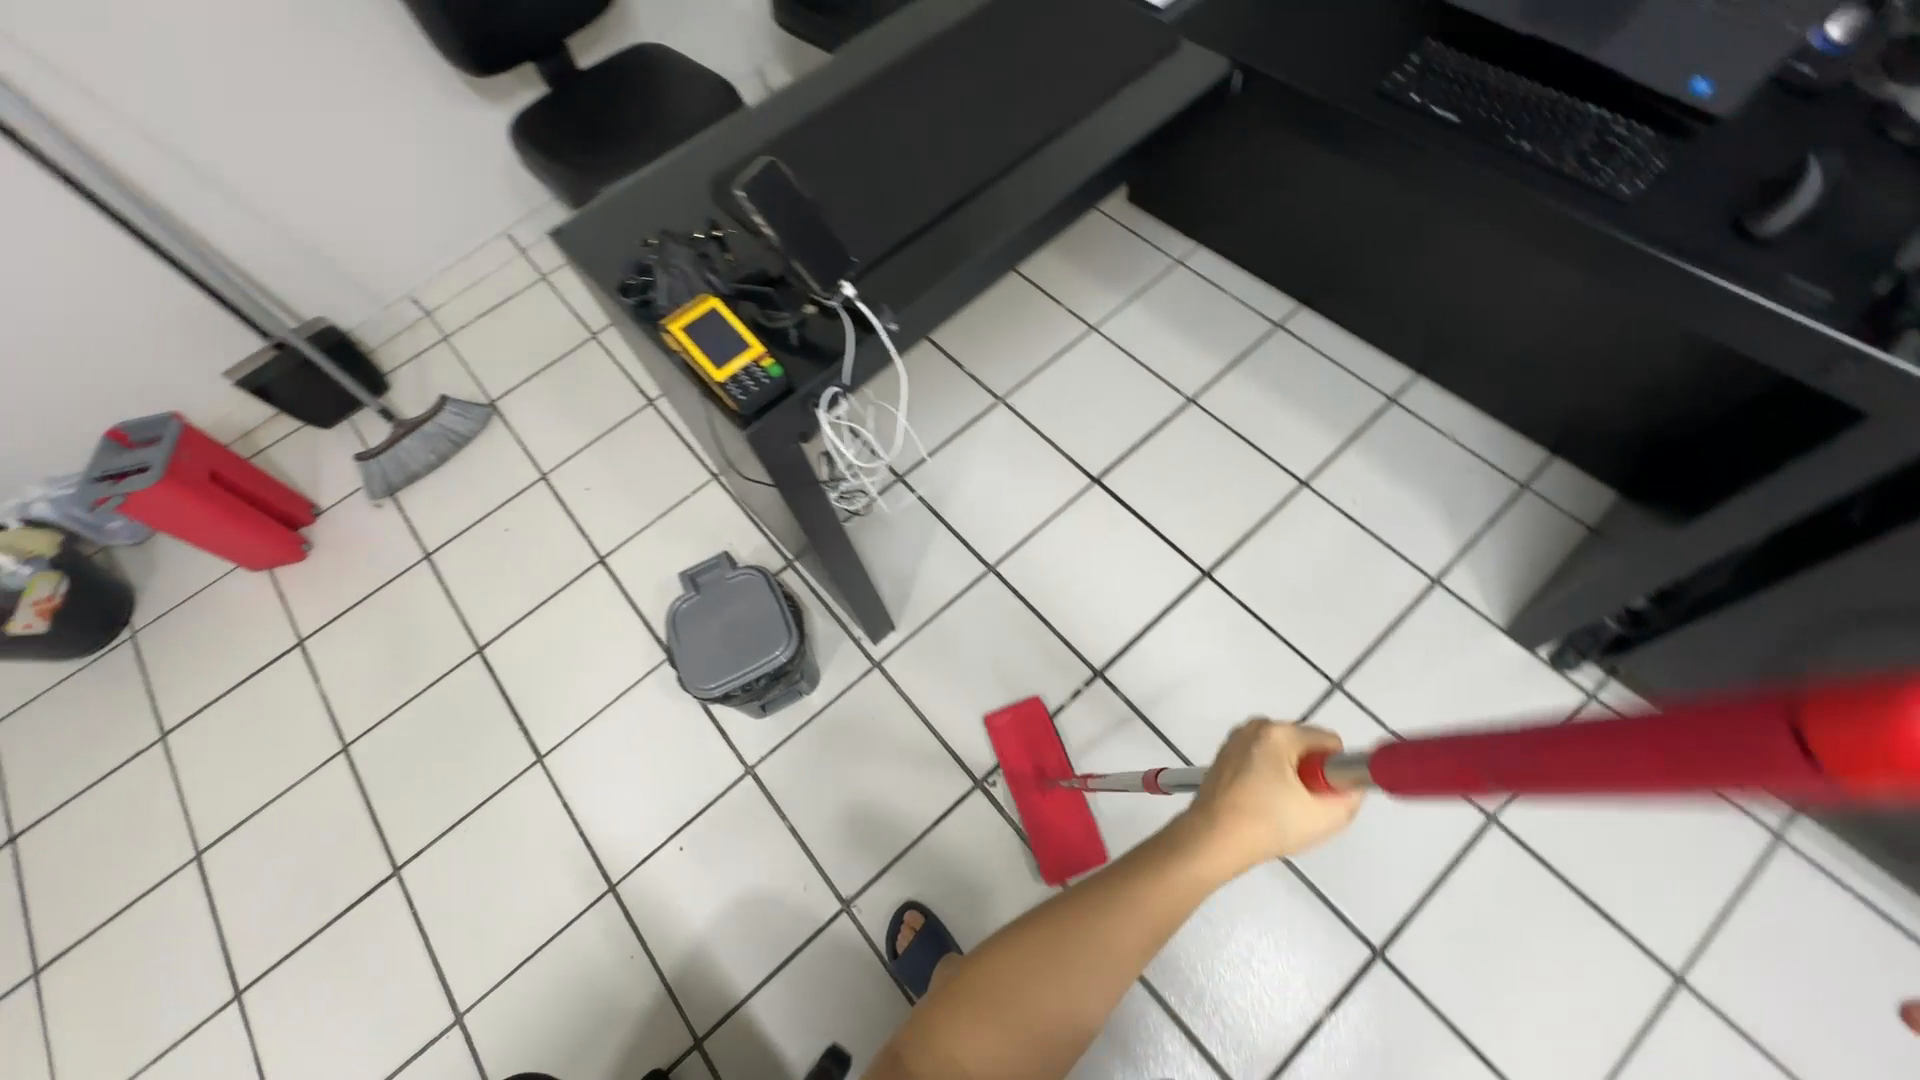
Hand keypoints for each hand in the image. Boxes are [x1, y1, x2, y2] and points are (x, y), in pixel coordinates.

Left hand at [1185, 718, 1362, 873]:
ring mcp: (1236, 740)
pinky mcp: (1224, 755)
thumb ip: (1351, 796)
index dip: (1333, 771)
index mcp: (1278, 733)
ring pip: (1282, 755)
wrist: (1213, 839)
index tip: (1320, 796)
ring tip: (1277, 807)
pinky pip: (1261, 761)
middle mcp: (1255, 727)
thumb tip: (1350, 786)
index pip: (1329, 742)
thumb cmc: (1269, 824)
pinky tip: (1259, 803)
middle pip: (1304, 746)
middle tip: (1299, 805)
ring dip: (1288, 777)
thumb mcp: (1326, 817)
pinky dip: (1267, 778)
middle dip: (1309, 773)